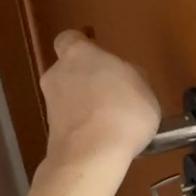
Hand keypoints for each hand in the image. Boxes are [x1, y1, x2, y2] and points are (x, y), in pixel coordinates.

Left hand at [41, 30, 161, 167]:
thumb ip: (131, 77)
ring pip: (69, 99)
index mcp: (79, 54)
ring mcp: (51, 104)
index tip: (99, 60)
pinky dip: (83, 129)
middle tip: (112, 97)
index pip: (70, 39)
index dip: (83, 48)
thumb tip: (124, 79)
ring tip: (112, 125)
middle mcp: (58, 74)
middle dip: (87, 82)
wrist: (92, 156)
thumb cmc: (123, 112)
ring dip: (85, 108)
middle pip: (70, 71)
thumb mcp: (145, 89)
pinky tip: (104, 141)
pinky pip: (71, 124)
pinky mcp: (51, 132)